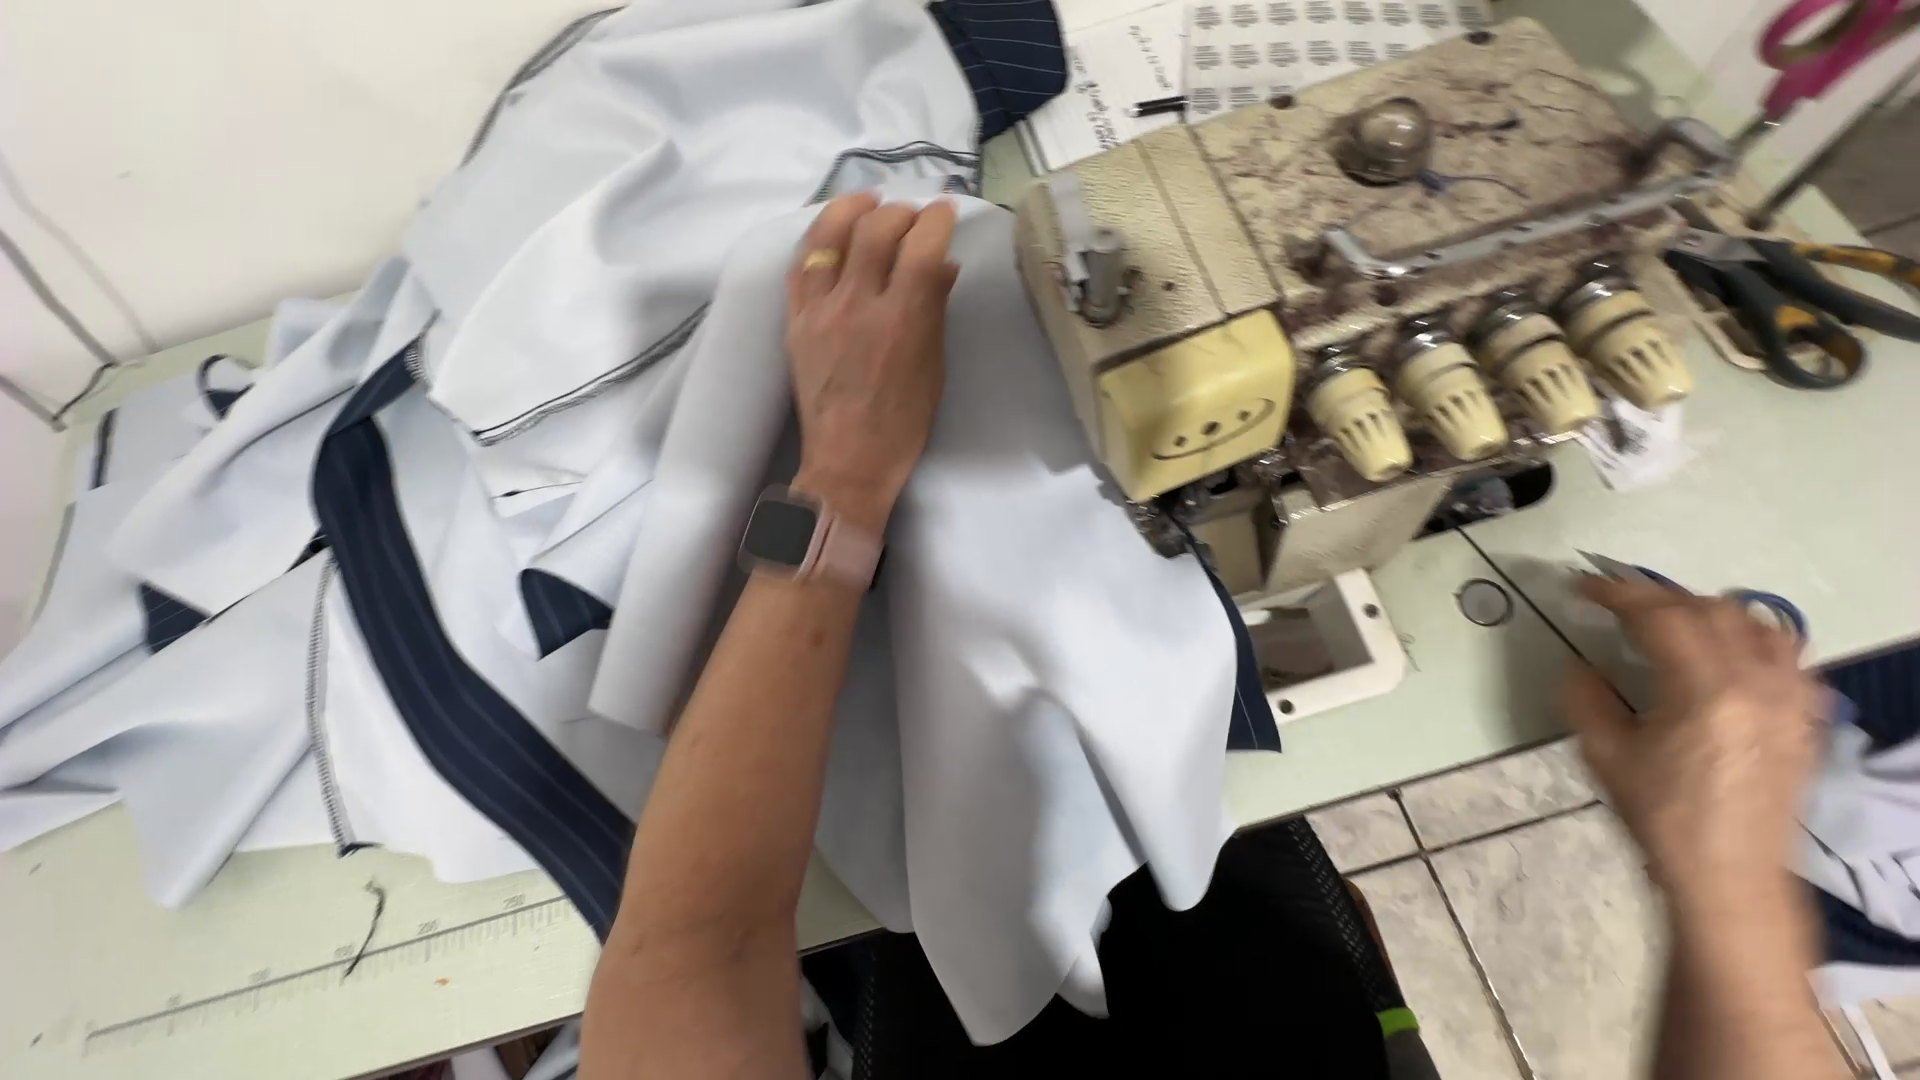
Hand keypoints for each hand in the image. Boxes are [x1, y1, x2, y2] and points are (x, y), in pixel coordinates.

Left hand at [785, 193, 959, 530]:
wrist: (848, 461)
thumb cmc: (902, 425)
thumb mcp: (933, 369)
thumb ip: (934, 310)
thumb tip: (942, 263)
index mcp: (902, 321)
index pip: (921, 246)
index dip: (937, 218)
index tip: (944, 212)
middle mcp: (858, 307)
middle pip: (875, 230)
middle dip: (900, 211)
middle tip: (912, 216)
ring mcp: (819, 312)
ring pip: (829, 235)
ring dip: (853, 209)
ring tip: (869, 203)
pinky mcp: (795, 322)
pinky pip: (800, 265)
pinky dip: (817, 239)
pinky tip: (831, 233)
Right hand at [1563, 576, 1823, 917]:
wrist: (1729, 871)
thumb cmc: (1659, 812)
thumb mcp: (1603, 752)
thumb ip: (1585, 696)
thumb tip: (1580, 665)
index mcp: (1703, 692)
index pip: (1662, 616)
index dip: (1618, 593)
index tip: (1585, 586)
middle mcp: (1757, 686)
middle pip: (1711, 610)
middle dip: (1658, 596)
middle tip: (1617, 602)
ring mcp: (1791, 701)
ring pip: (1758, 625)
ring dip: (1708, 611)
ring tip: (1671, 618)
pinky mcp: (1806, 719)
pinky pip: (1790, 658)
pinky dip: (1754, 639)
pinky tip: (1727, 653)